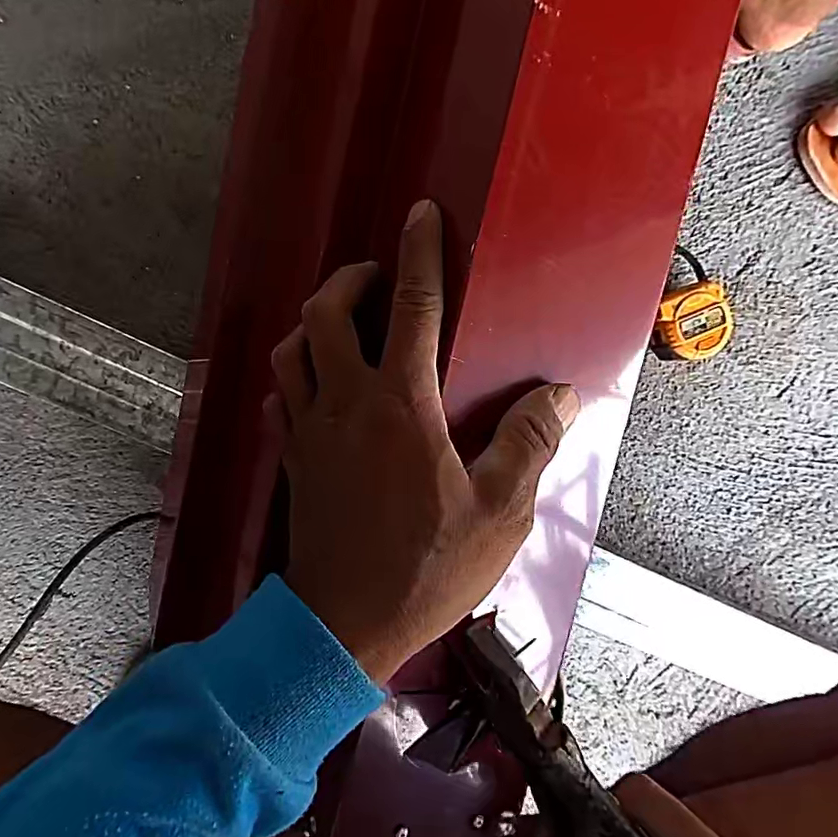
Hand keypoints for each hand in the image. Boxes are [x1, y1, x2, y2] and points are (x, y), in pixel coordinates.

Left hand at [271, 200, 579, 682]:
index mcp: (401, 406)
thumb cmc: (425, 569)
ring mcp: (308, 429)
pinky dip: (296, 374)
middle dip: (350, 278)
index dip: (418, 252)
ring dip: (315, 322)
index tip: (421, 214)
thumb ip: (527, 445)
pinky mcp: (291, 457)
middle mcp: (345, 404)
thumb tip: (557, 396)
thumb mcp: (498, 514)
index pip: (411, 306)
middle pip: (325, 313)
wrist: (345, 622)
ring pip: (291, 349)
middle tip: (377, 277)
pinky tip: (318, 385)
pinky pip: (280, 395)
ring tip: (346, 324)